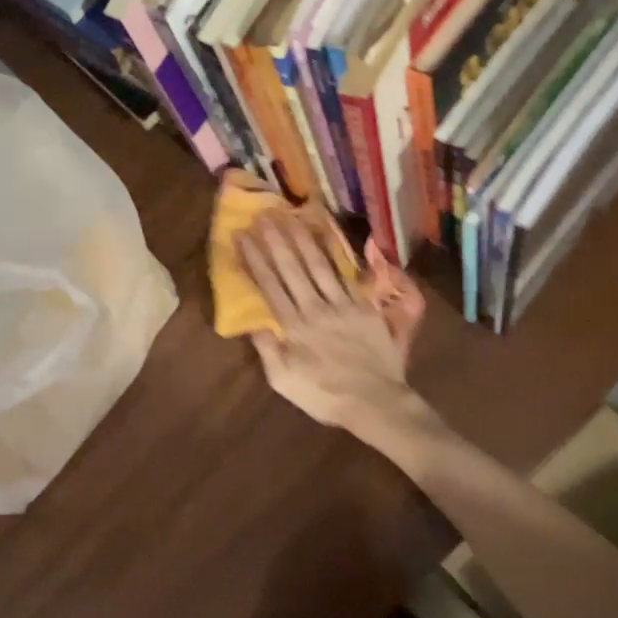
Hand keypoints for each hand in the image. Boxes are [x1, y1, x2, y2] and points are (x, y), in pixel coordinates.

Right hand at [235, 213, 421, 434]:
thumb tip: (252, 323)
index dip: (255, 259)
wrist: (375, 402)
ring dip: (301, 238)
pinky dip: (334, 252)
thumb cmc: (324, 396)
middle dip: (275, 240)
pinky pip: (346, 273)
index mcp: (293, 328)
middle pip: (291, 268)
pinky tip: (325, 234)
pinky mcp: (364, 306)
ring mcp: (341, 305)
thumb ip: (267, 350)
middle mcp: (314, 309)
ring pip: (317, 264)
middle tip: (263, 215)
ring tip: (288, 216)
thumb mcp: (283, 381)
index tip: (242, 236)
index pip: (269, 286)